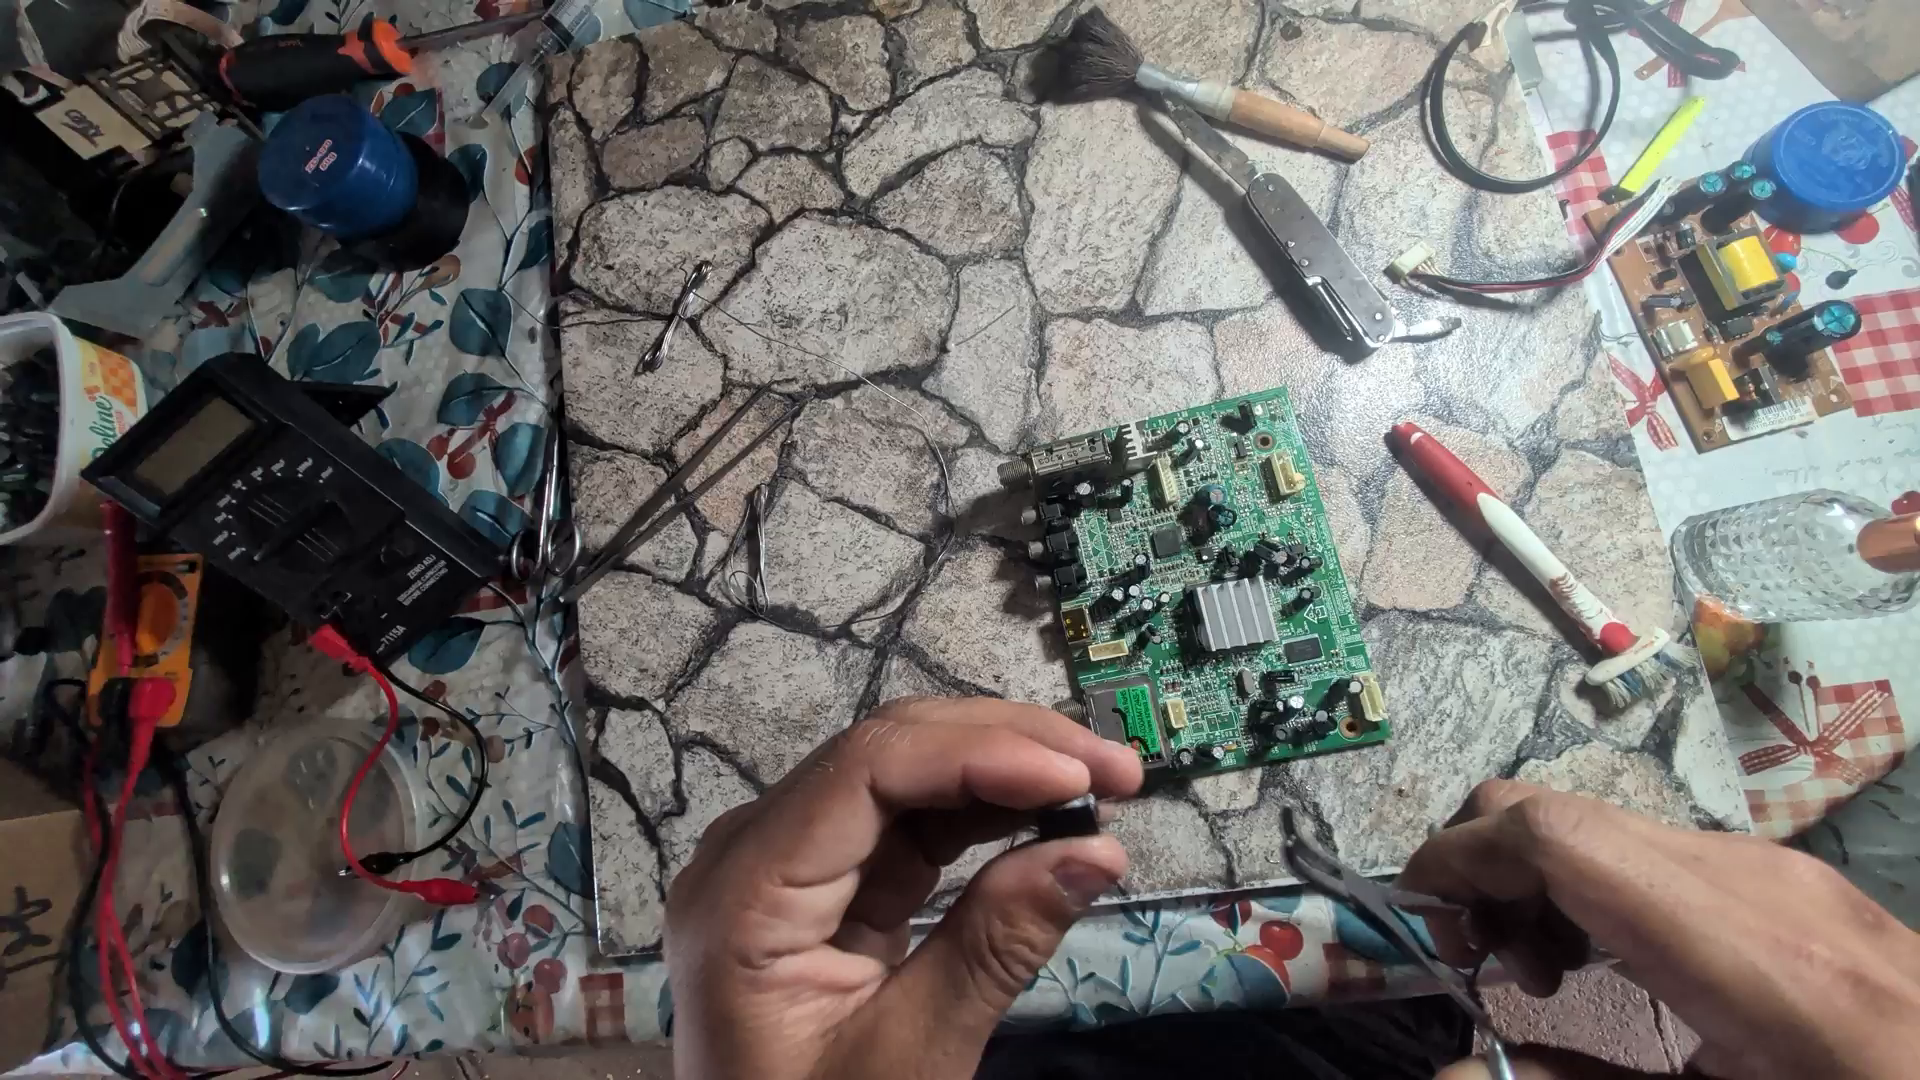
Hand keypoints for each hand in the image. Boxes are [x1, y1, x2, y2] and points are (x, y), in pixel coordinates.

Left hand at [664, 696, 1143, 1079]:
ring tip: (1097, 781)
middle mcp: (763, 839)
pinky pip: (916, 812)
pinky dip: (987, 805)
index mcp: (747, 886)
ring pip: (912, 767)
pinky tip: (1046, 808)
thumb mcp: (905, 1063)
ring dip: (1009, 766)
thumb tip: (1097, 852)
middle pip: (892, 750)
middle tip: (1111, 768)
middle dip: (1008, 745)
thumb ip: (993, 949)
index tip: (1074, 775)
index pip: (867, 770)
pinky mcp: (837, 865)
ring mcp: (800, 847)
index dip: (977, 753)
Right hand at [1404, 780, 1919, 1079]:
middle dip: (1473, 867)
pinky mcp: (1775, 874)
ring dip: (1519, 877)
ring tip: (1540, 967)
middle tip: (1478, 954)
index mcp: (1753, 957)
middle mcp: (1749, 878)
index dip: (1457, 858)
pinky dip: (1572, 884)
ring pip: (1577, 818)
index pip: (1553, 837)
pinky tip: (1600, 955)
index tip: (1425, 922)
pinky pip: (1625, 844)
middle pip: (1546, 810)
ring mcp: (1766, 866)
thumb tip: (1449, 1074)